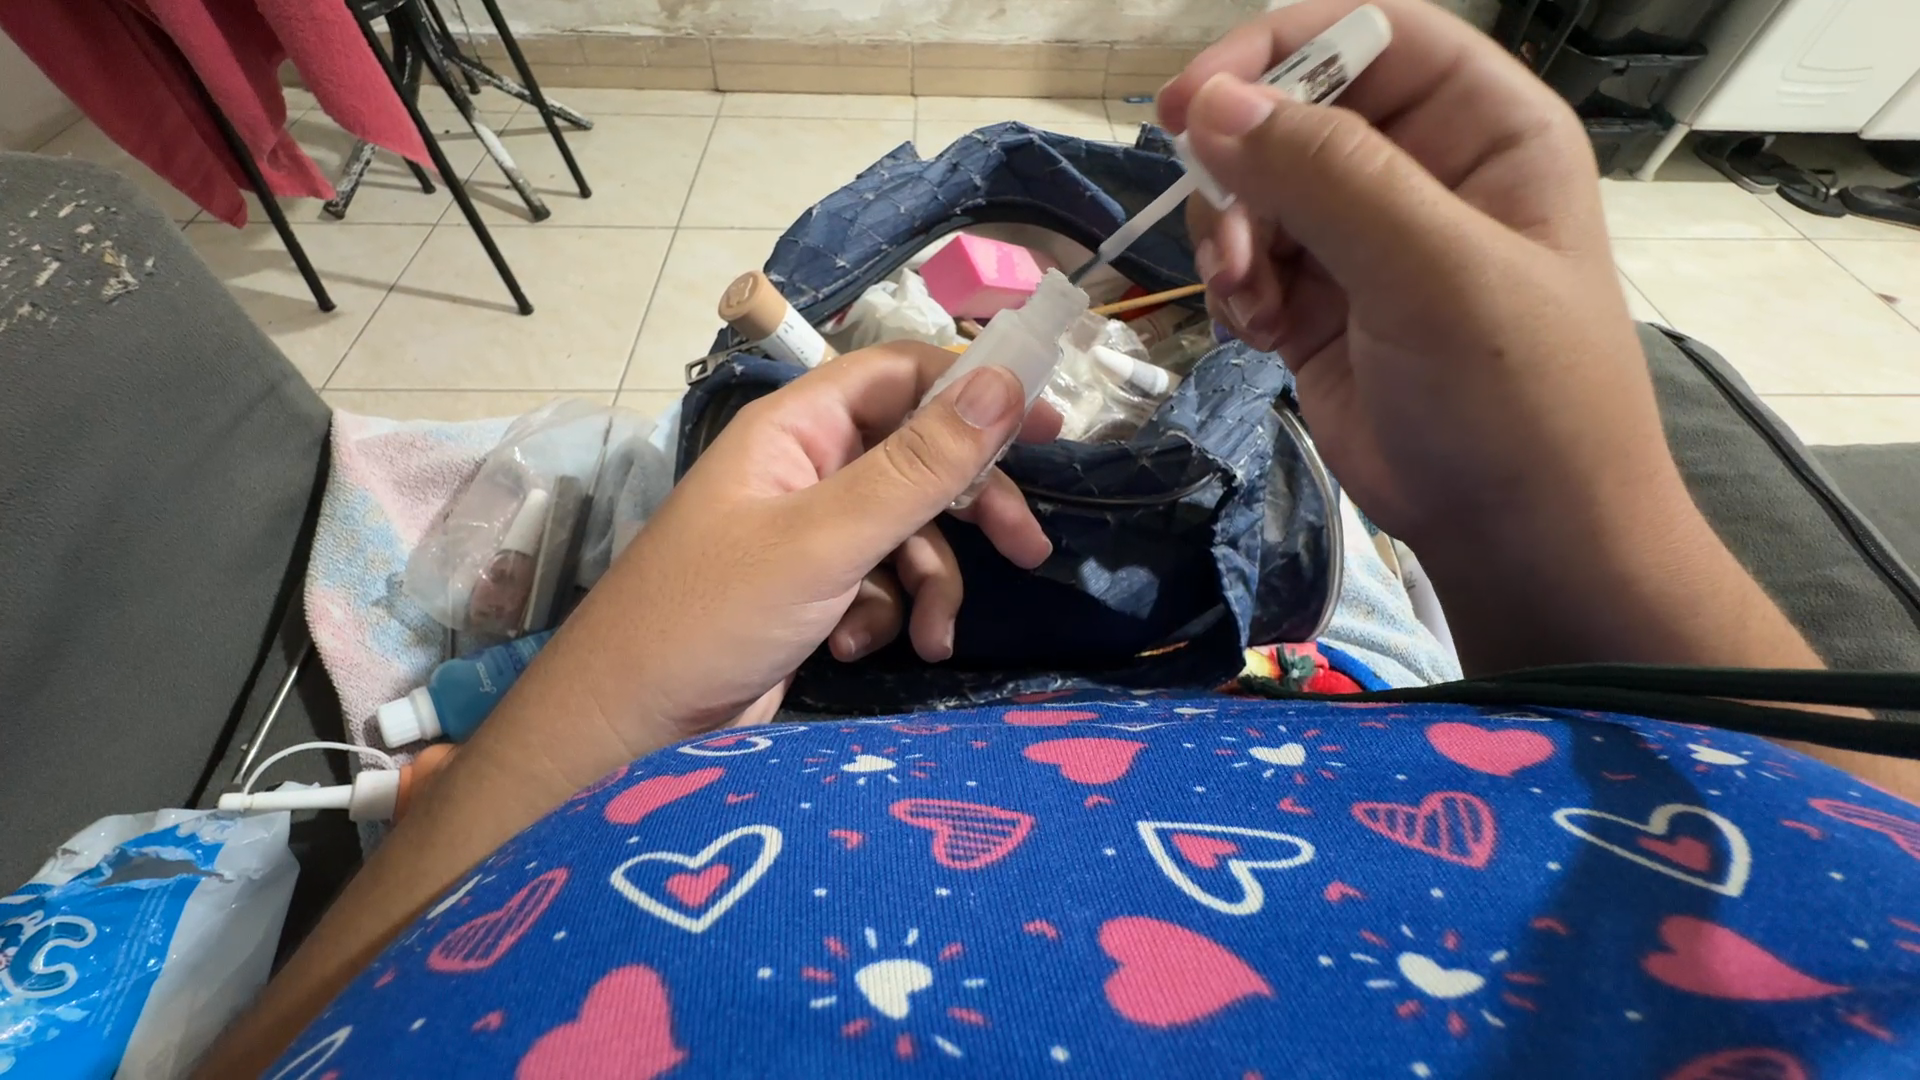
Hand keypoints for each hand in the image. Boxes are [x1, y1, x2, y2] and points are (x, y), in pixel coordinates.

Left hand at [581, 342, 1054, 744]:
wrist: (632, 729)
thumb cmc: (713, 616)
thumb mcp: (827, 538)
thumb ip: (918, 466)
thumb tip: (1003, 385)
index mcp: (800, 428)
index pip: (903, 376)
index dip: (975, 389)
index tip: (1046, 426)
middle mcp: (811, 468)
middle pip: (919, 459)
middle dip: (971, 508)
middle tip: (1029, 548)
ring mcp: (813, 530)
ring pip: (910, 532)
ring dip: (929, 585)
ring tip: (932, 639)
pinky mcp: (817, 586)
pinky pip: (883, 581)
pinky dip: (887, 614)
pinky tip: (859, 647)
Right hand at [1158, 0, 1681, 568]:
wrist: (1506, 525)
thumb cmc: (1507, 393)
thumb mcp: (1429, 272)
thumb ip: (1327, 177)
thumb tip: (1211, 108)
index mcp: (1478, 131)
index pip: (1368, 41)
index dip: (1273, 54)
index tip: (1184, 104)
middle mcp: (1414, 178)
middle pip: (1293, 125)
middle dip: (1242, 180)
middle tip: (1228, 252)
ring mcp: (1358, 250)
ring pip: (1256, 203)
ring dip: (1230, 247)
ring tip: (1247, 304)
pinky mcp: (1315, 312)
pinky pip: (1248, 272)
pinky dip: (1236, 296)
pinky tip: (1255, 335)